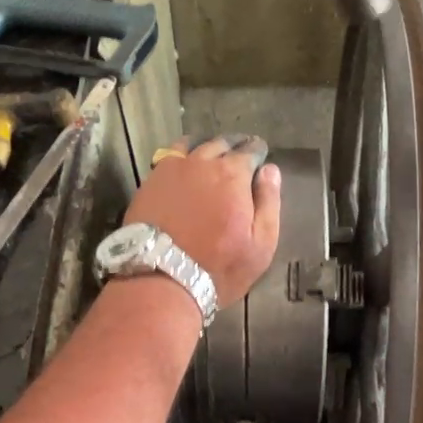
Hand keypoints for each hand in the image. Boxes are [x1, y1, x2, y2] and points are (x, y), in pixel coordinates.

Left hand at [124, 134, 282, 307]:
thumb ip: (268, 203)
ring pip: (194, 145)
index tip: (261, 155)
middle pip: (222, 144)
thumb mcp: (261, 244)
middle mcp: (203, 163)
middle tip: (240, 152)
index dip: (258, 152)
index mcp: (234, 175)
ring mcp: (173, 169)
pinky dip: (182, 155)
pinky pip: (169, 156)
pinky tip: (184, 164)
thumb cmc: (219, 267)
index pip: (251, 151)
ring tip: (212, 154)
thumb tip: (270, 171)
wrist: (162, 279)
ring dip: (207, 147)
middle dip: (234, 146)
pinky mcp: (151, 181)